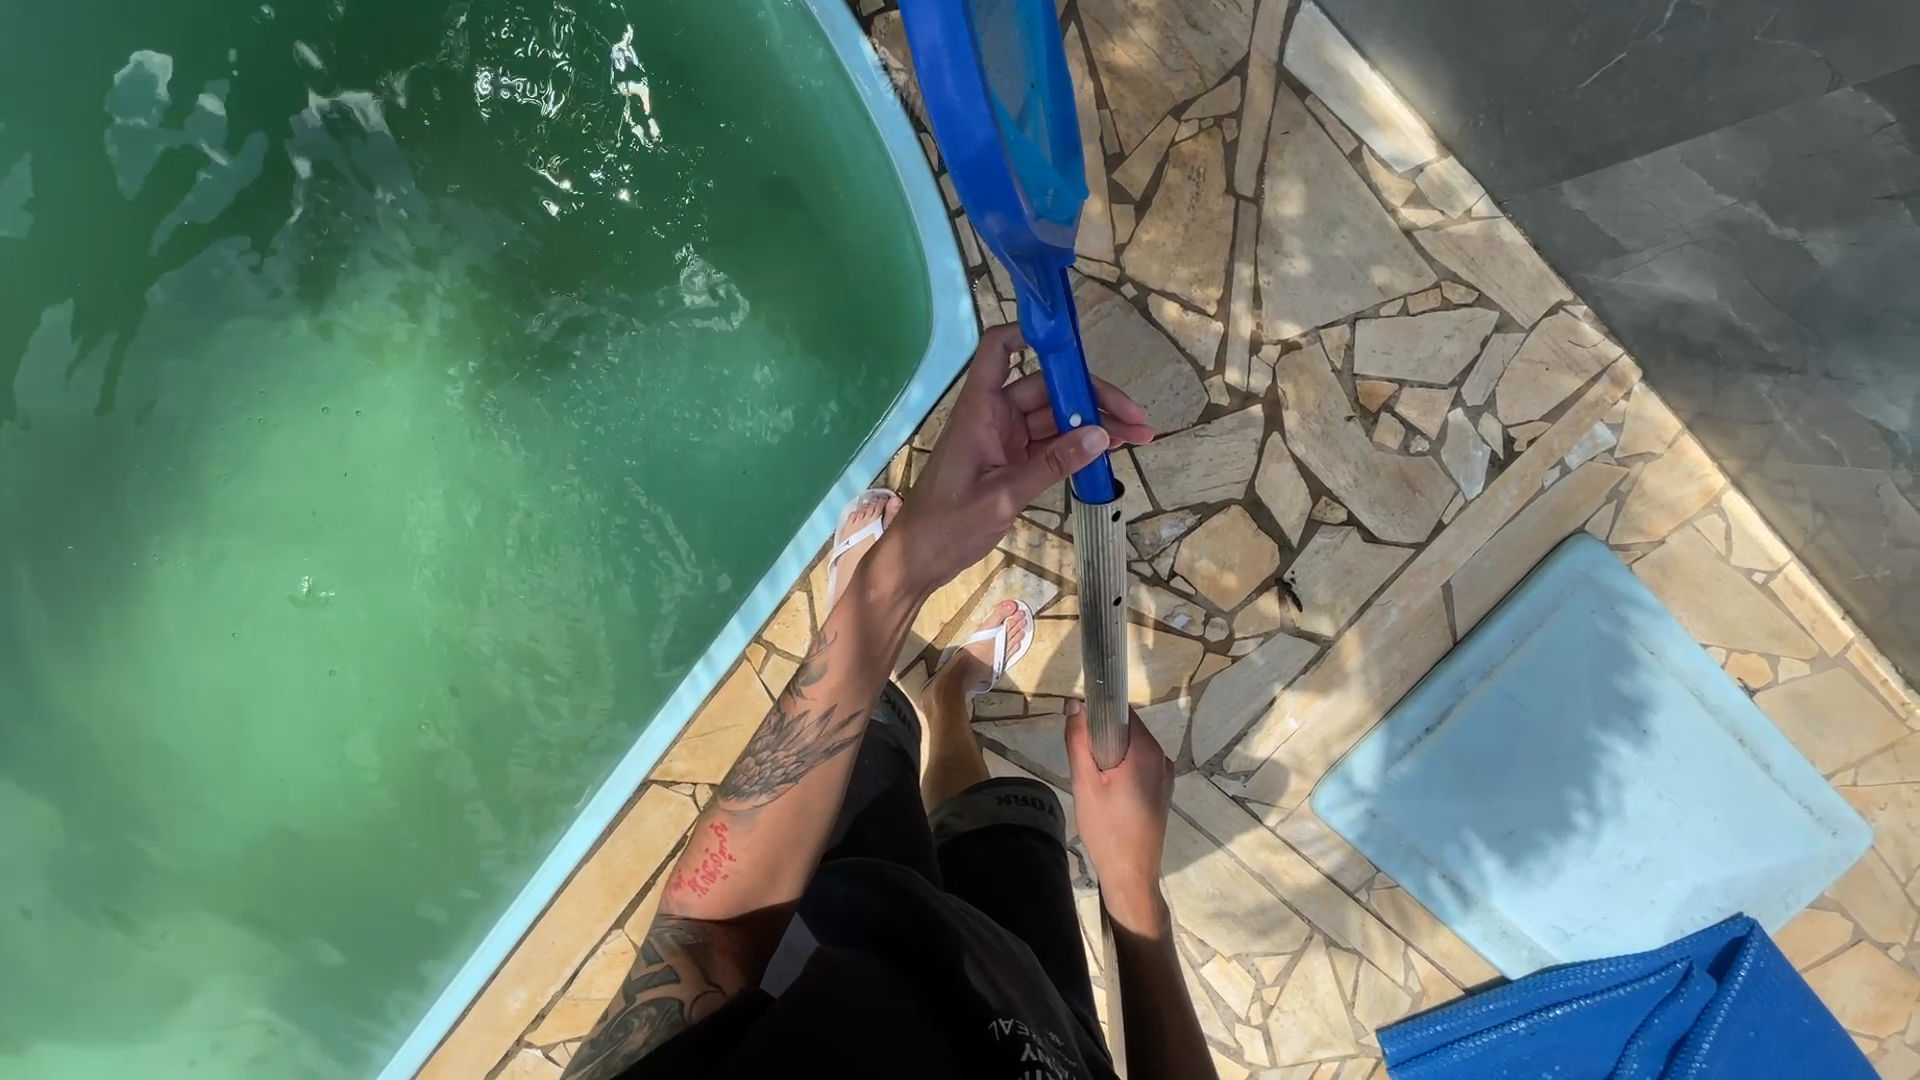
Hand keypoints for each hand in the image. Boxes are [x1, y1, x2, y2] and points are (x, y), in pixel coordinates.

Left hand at [891, 324, 1152, 596]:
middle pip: (1047, 388)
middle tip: (1136, 418)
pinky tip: (1110, 451)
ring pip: (1055, 418)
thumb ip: (1051, 465)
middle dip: (1093, 399)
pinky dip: (1078, 447)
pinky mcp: (1011, 461)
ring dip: (1094, 425)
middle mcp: (993, 416)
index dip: (1031, 333)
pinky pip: (1050, 444)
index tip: (1073, 342)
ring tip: (1138, 436)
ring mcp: (1004, 439)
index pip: (999, 350)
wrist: (921, 559)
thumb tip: (1100, 435)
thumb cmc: (948, 524)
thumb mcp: (1003, 496)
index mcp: (979, 410)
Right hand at [1065, 700, 1174, 935]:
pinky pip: (1138, 766)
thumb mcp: (1084, 782)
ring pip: (1131, 749)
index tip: (1080, 730)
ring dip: (1111, 755)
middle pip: (1127, 730)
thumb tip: (1075, 704)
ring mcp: (1165, 776)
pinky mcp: (1162, 791)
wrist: (1130, 876)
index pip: (1122, 712)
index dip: (1099, 713)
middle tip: (1084, 764)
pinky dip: (1121, 769)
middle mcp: (1162, 758)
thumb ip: (1078, 740)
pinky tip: (1107, 793)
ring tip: (1094, 782)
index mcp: (1147, 752)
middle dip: (1102, 738)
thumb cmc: (1106, 829)